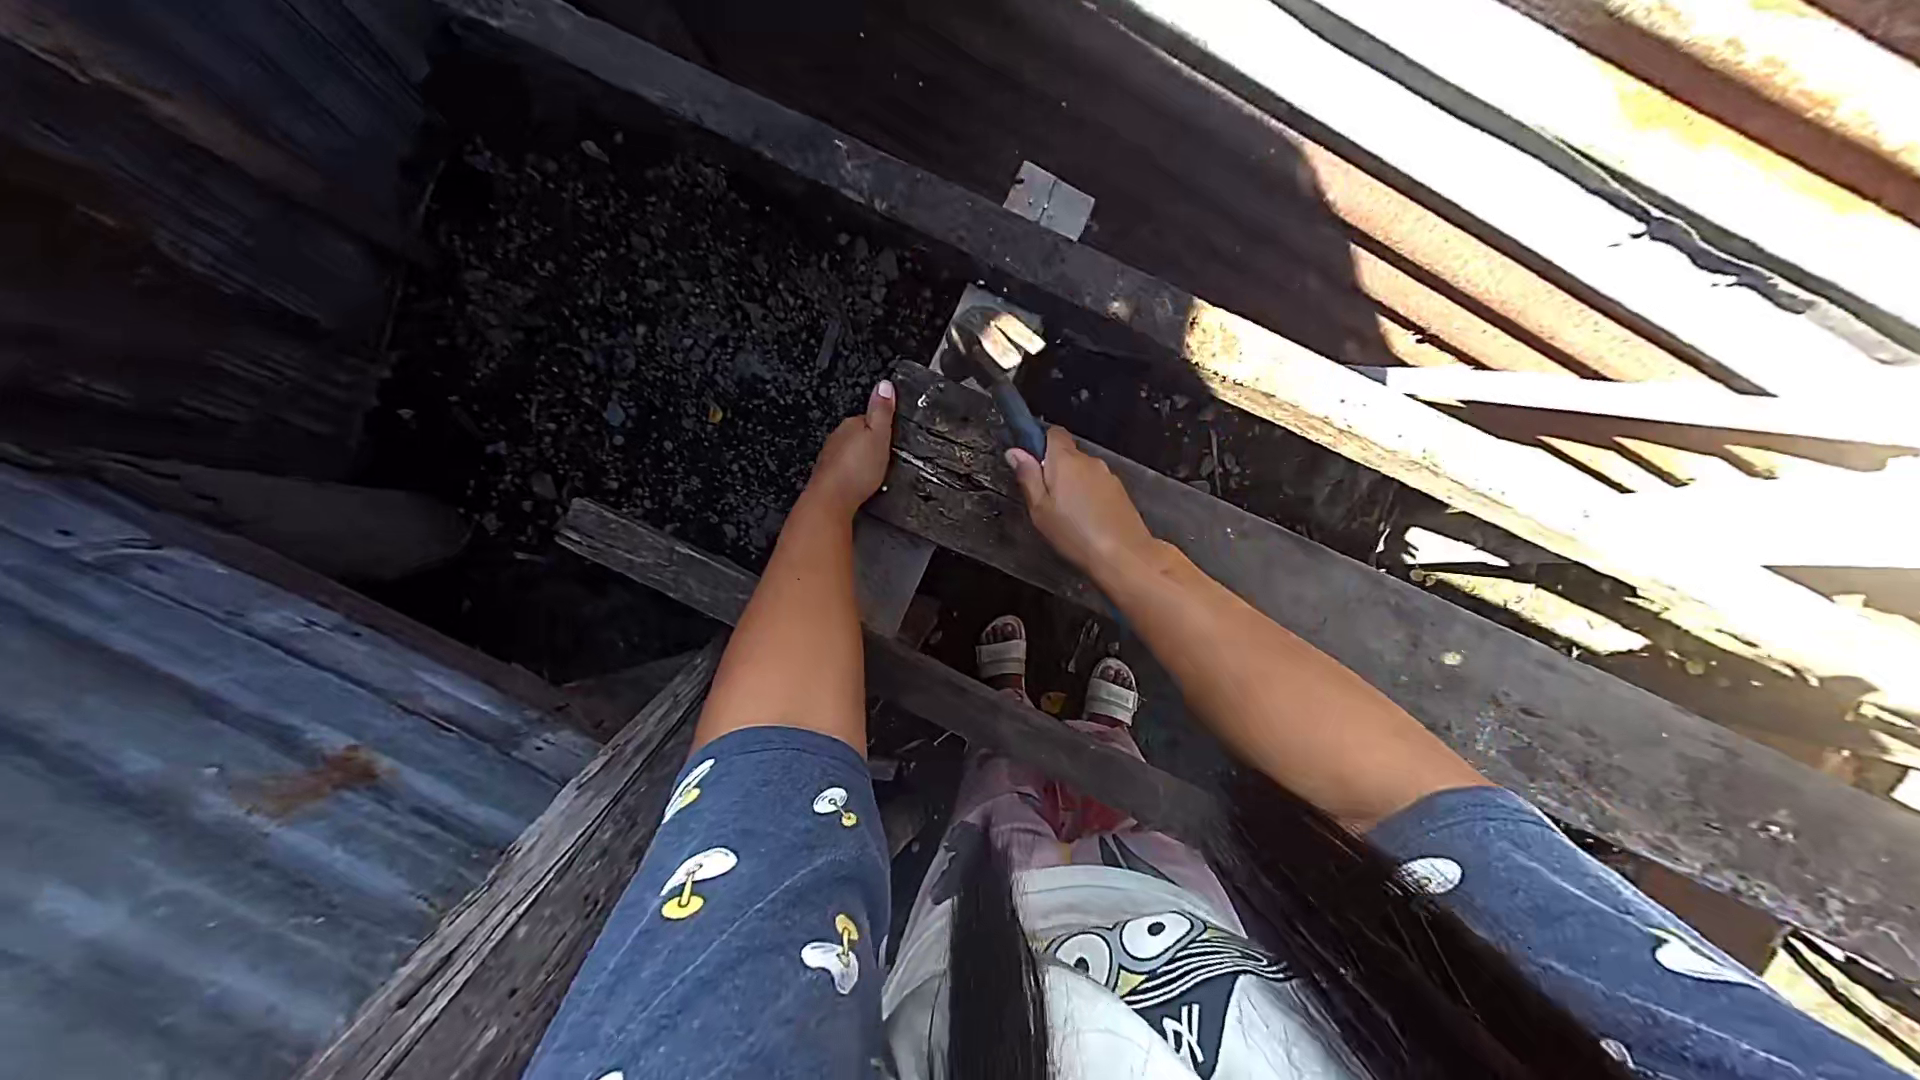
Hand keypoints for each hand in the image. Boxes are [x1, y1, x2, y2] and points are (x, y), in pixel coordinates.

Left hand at [803, 379, 896, 516]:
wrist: (832, 499)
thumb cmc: (856, 470)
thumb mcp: (879, 435)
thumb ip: (881, 411)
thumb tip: (885, 385)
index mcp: (850, 424)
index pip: (869, 417)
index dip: (883, 427)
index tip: (893, 436)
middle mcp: (837, 438)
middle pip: (858, 435)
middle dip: (871, 444)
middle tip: (888, 455)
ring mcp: (831, 457)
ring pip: (850, 453)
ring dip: (861, 459)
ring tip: (876, 470)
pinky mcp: (829, 475)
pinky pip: (846, 469)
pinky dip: (854, 473)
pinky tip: (861, 481)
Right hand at [1006, 426, 1157, 573]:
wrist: (1122, 554)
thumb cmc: (1076, 534)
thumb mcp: (1040, 508)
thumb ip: (1028, 477)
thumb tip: (1015, 453)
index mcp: (1065, 461)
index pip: (1053, 433)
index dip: (1040, 444)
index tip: (1031, 464)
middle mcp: (1089, 461)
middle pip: (1068, 455)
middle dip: (1055, 471)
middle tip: (1046, 500)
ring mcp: (1107, 476)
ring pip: (1083, 472)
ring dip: (1073, 486)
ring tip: (1067, 515)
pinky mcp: (1120, 491)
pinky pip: (1097, 486)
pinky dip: (1089, 497)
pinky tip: (1086, 520)